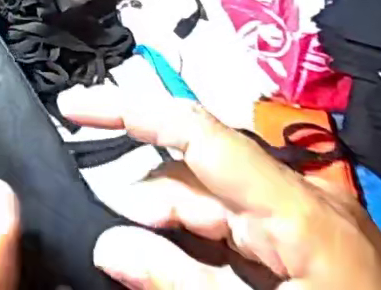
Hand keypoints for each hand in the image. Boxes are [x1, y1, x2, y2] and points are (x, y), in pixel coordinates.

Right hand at [58, 86, 380, 289]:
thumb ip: (183, 281)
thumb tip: (108, 244)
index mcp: (294, 206)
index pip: (196, 130)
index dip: (128, 110)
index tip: (72, 109)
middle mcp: (297, 198)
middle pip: (198, 171)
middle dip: (142, 195)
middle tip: (98, 232)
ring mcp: (305, 224)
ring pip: (213, 204)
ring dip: (166, 227)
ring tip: (130, 259)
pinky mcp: (308, 249)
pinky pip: (236, 234)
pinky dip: (199, 249)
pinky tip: (172, 268)